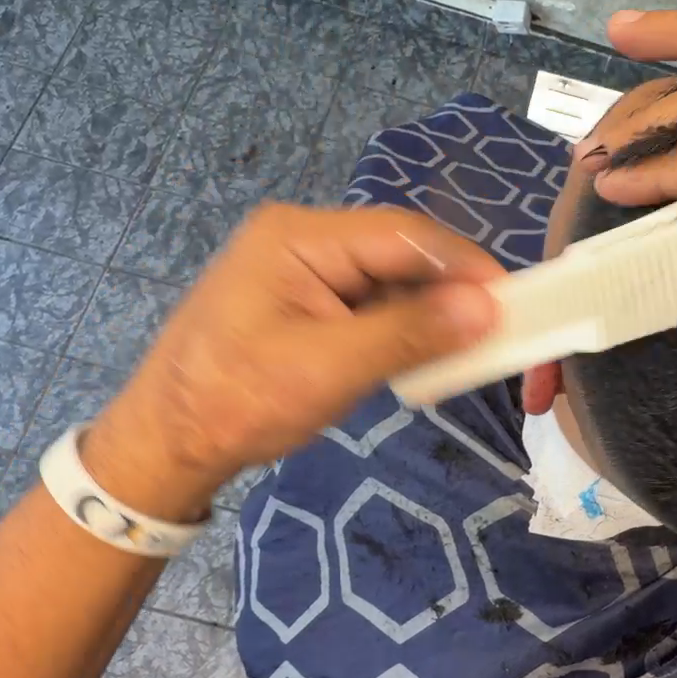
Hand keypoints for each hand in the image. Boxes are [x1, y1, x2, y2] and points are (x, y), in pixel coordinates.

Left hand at [78, 204, 503, 520]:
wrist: (166, 443)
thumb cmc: (237, 402)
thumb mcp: (329, 369)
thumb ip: (410, 333)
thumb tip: (487, 308)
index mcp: (299, 237)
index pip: (403, 234)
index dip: (463, 264)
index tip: (510, 299)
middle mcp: (302, 240)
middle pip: (398, 254)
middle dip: (448, 292)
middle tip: (494, 330)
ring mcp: (302, 271)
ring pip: (388, 282)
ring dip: (426, 315)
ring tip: (465, 350)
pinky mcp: (304, 303)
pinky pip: (369, 306)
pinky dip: (400, 331)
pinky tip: (422, 358)